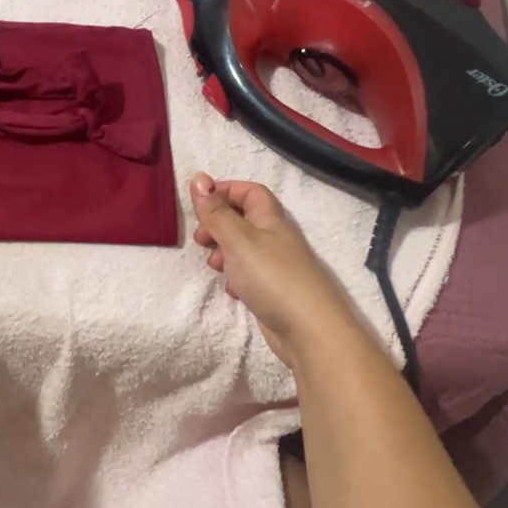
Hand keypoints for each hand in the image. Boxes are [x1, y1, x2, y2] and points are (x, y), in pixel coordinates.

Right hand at [189, 172, 367, 368]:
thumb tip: (198, 177)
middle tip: (201, 239)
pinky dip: (234, 277)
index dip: (225, 191)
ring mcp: (275, 266)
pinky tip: (229, 288)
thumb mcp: (238, 239)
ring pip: (243, 248)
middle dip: (218, 224)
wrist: (308, 331)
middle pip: (244, 219)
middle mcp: (275, 239)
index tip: (200, 203)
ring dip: (223, 252)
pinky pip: (248, 275)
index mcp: (270, 220)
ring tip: (212, 265)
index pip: (250, 192)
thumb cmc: (271, 277)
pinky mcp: (272, 291)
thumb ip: (216, 212)